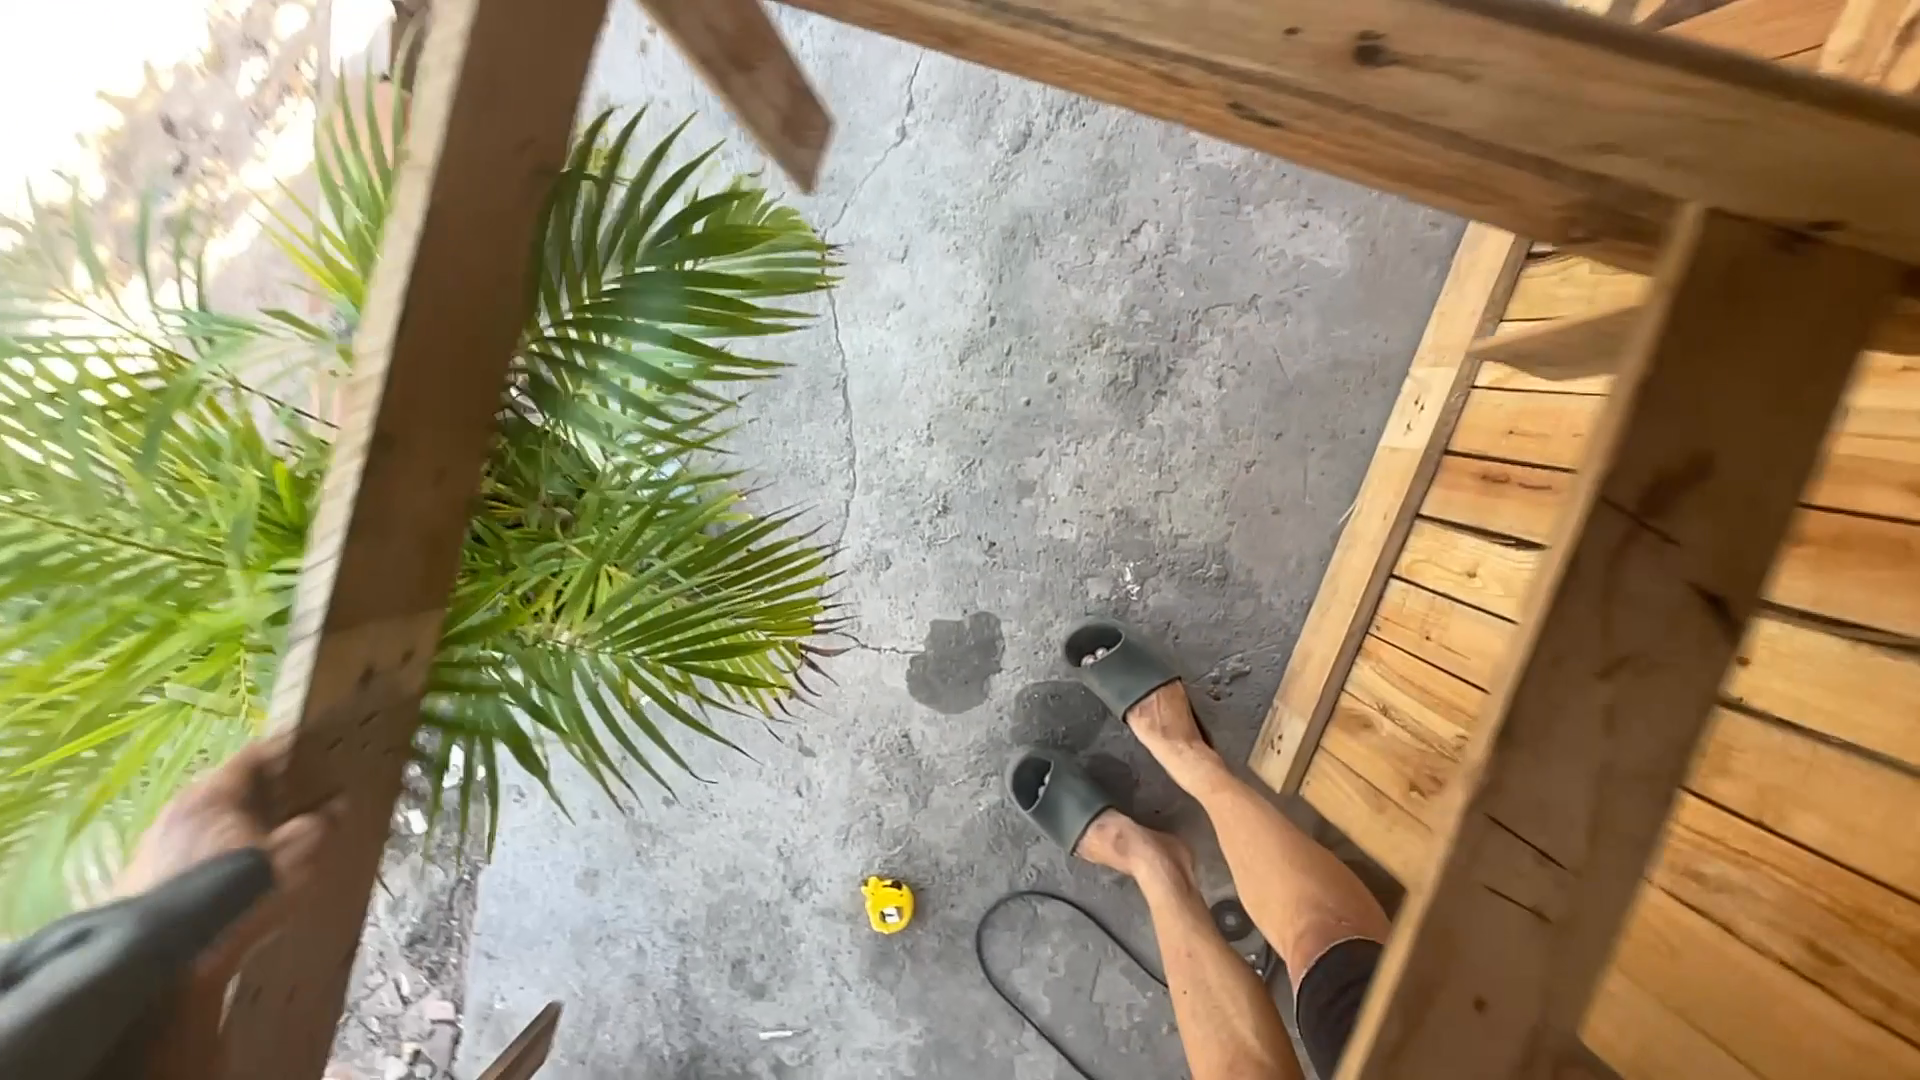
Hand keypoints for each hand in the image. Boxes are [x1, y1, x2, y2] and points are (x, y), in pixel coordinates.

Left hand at [116, 734, 339, 982]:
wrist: (157, 956)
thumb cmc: (236, 888)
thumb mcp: (297, 853)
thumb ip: (321, 823)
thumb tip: (337, 804)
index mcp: (215, 791)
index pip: (258, 753)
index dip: (292, 750)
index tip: (320, 751)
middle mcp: (180, 807)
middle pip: (232, 786)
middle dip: (268, 789)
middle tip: (304, 794)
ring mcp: (155, 842)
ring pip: (213, 818)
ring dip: (243, 821)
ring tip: (275, 834)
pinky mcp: (144, 876)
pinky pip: (196, 846)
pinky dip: (222, 847)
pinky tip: (241, 867)